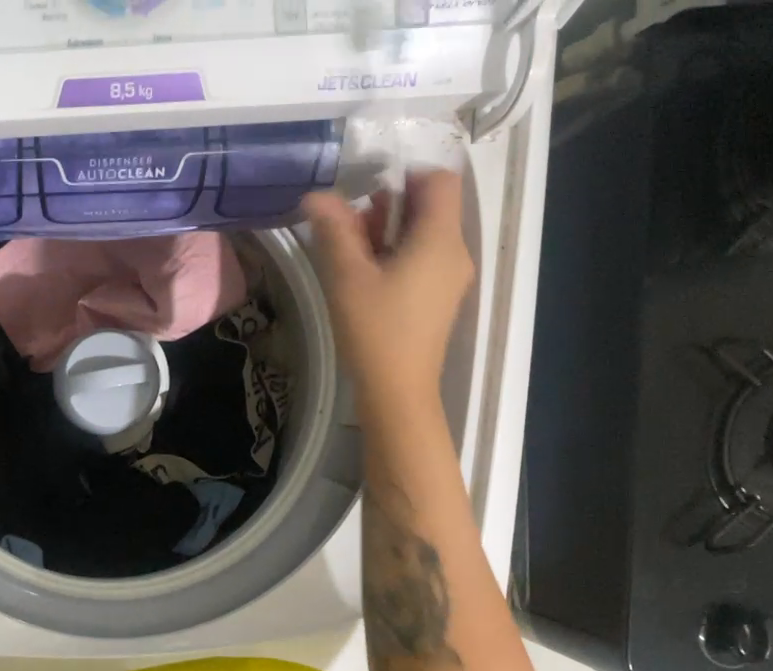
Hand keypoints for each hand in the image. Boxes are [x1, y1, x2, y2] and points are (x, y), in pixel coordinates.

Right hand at [301, 171, 473, 404]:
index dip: (405, 176)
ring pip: (426, 236)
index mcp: (440, 239)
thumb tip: (317, 195)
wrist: (398, 392)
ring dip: (391, 235)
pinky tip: (369, 282)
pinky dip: (399, 258)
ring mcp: (451, 279)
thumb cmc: (375, 331)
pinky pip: (425, 262)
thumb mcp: (347, 277)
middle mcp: (454, 252)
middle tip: (351, 229)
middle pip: (431, 208)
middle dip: (391, 208)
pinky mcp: (440, 301)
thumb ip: (334, 231)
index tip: (367, 195)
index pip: (439, 180)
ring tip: (354, 257)